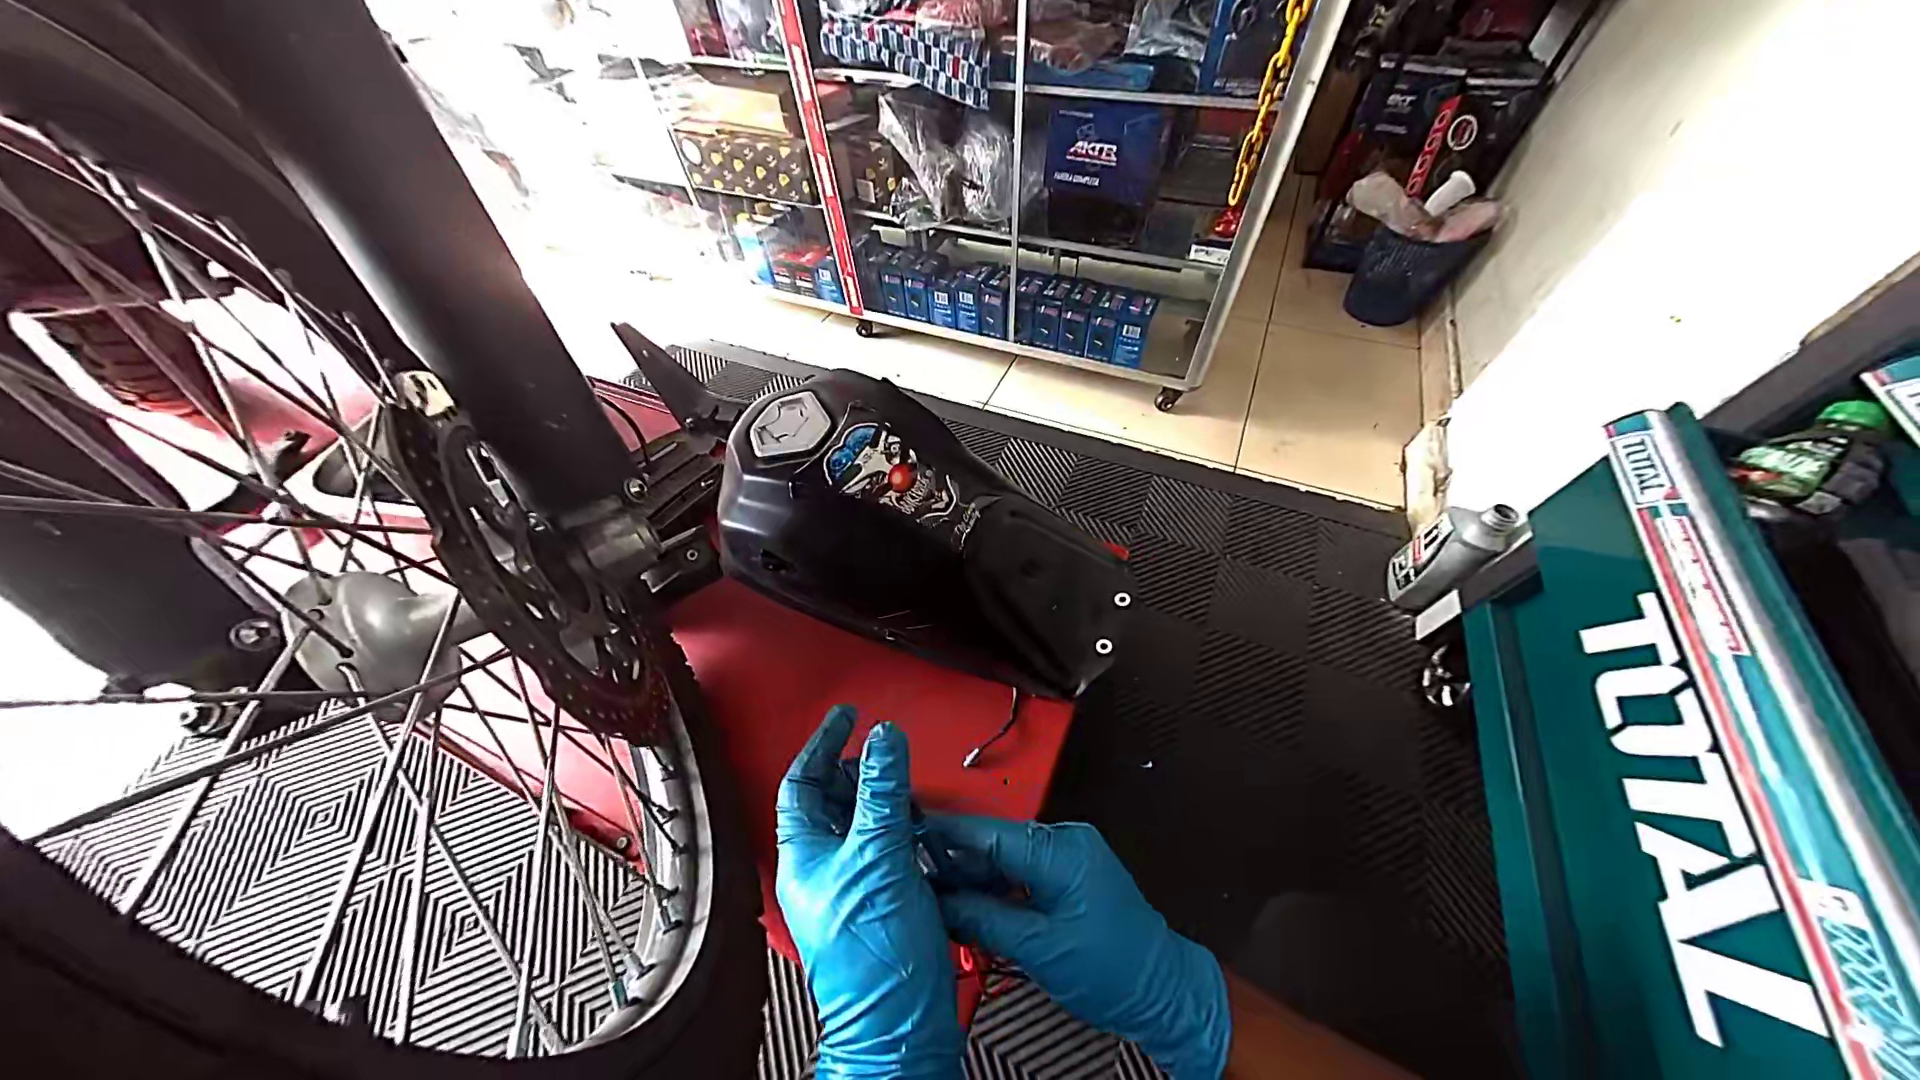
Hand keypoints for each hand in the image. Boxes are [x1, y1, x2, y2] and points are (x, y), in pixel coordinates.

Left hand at [776, 706, 960, 1078]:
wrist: (902, 1022)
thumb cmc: (872, 959)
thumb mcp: (878, 855)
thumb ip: (882, 791)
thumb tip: (884, 740)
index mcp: (804, 854)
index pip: (802, 781)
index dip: (822, 743)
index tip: (845, 716)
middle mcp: (824, 865)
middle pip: (834, 797)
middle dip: (858, 769)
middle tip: (884, 751)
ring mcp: (854, 879)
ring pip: (863, 817)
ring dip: (884, 795)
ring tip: (904, 785)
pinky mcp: (883, 892)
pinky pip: (888, 840)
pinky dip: (902, 822)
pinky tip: (919, 822)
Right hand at [930, 816, 1229, 1079]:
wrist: (1163, 988)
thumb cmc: (1113, 971)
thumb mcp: (1040, 949)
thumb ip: (984, 918)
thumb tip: (941, 903)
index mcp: (1062, 850)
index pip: (992, 834)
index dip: (949, 834)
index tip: (912, 832)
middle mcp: (1066, 839)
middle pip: (997, 843)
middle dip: (959, 862)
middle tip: (919, 879)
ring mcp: (1070, 852)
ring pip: (1007, 856)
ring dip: (977, 876)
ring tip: (941, 897)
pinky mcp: (1070, 868)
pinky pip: (1024, 868)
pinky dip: (999, 885)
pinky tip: (975, 903)